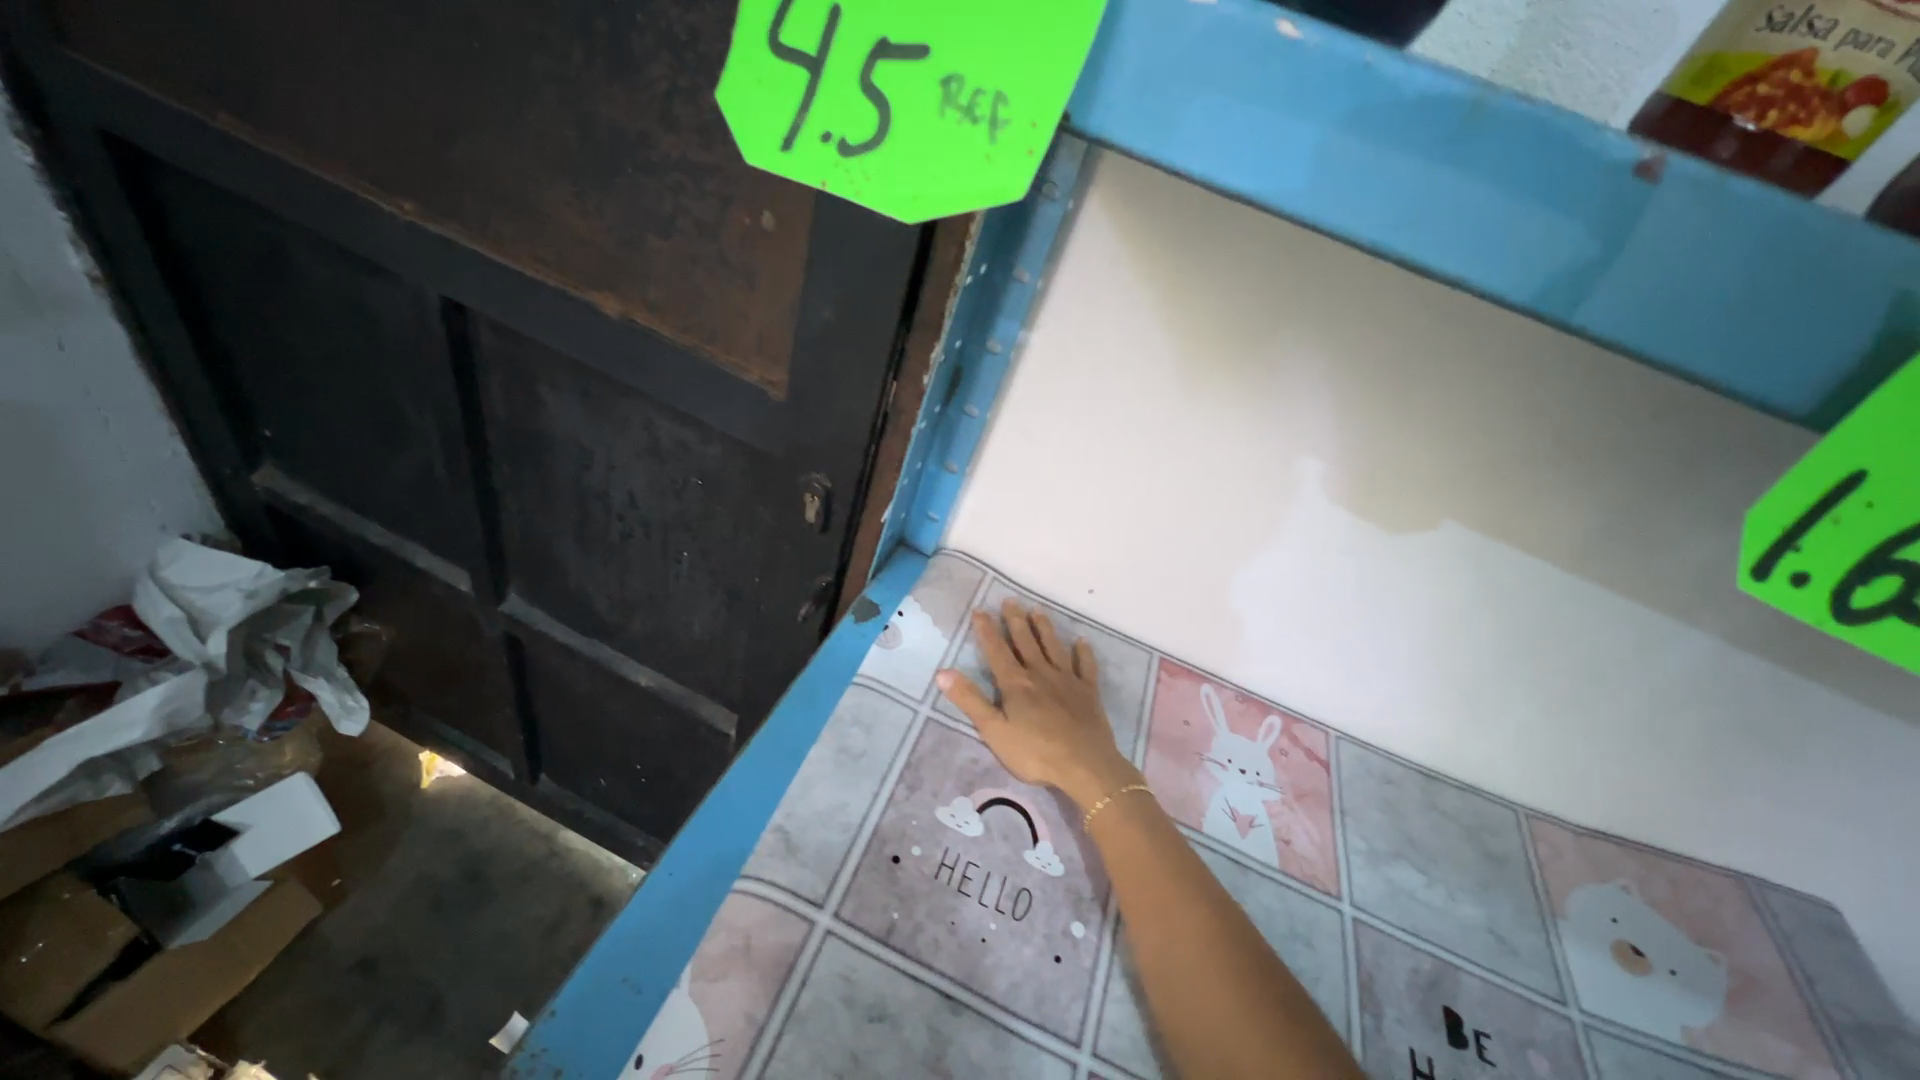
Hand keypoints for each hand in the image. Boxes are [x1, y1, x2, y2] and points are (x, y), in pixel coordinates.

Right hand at [938, 600, 1142, 810]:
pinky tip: (1081, 641)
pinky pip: (1085, 666)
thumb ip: (970, 700)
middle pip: (1025, 642)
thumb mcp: (994, 731)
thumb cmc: (1035, 753)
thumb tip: (943, 672)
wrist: (1085, 765)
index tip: (980, 610)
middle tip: (1010, 600)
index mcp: (1016, 684)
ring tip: (1037, 610)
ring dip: (1044, 628)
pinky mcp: (1088, 692)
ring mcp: (1067, 681)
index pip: (997, 651)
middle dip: (1015, 620)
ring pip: (1053, 647)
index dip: (986, 630)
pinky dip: (1083, 652)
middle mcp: (1041, 674)